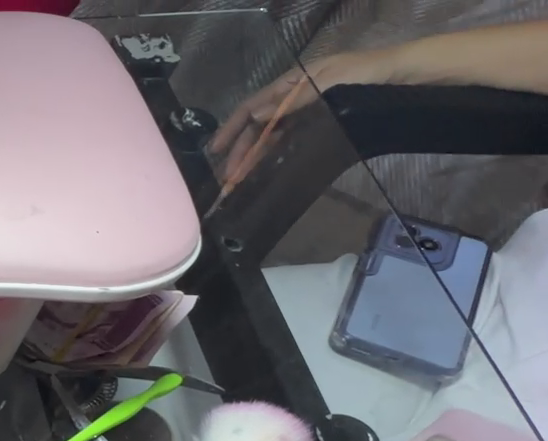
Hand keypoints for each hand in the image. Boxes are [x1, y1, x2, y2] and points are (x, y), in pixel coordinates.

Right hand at [210, 48, 409, 183]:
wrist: (415, 74)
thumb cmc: (373, 72)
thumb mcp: (334, 81)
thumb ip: (294, 99)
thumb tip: (255, 116)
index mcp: (294, 82)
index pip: (252, 105)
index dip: (231, 128)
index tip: (214, 150)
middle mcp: (295, 97)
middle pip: (257, 126)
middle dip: (240, 151)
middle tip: (228, 176)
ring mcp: (306, 112)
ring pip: (270, 137)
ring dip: (252, 158)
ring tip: (240, 179)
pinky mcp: (319, 125)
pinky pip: (288, 141)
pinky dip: (272, 157)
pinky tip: (265, 170)